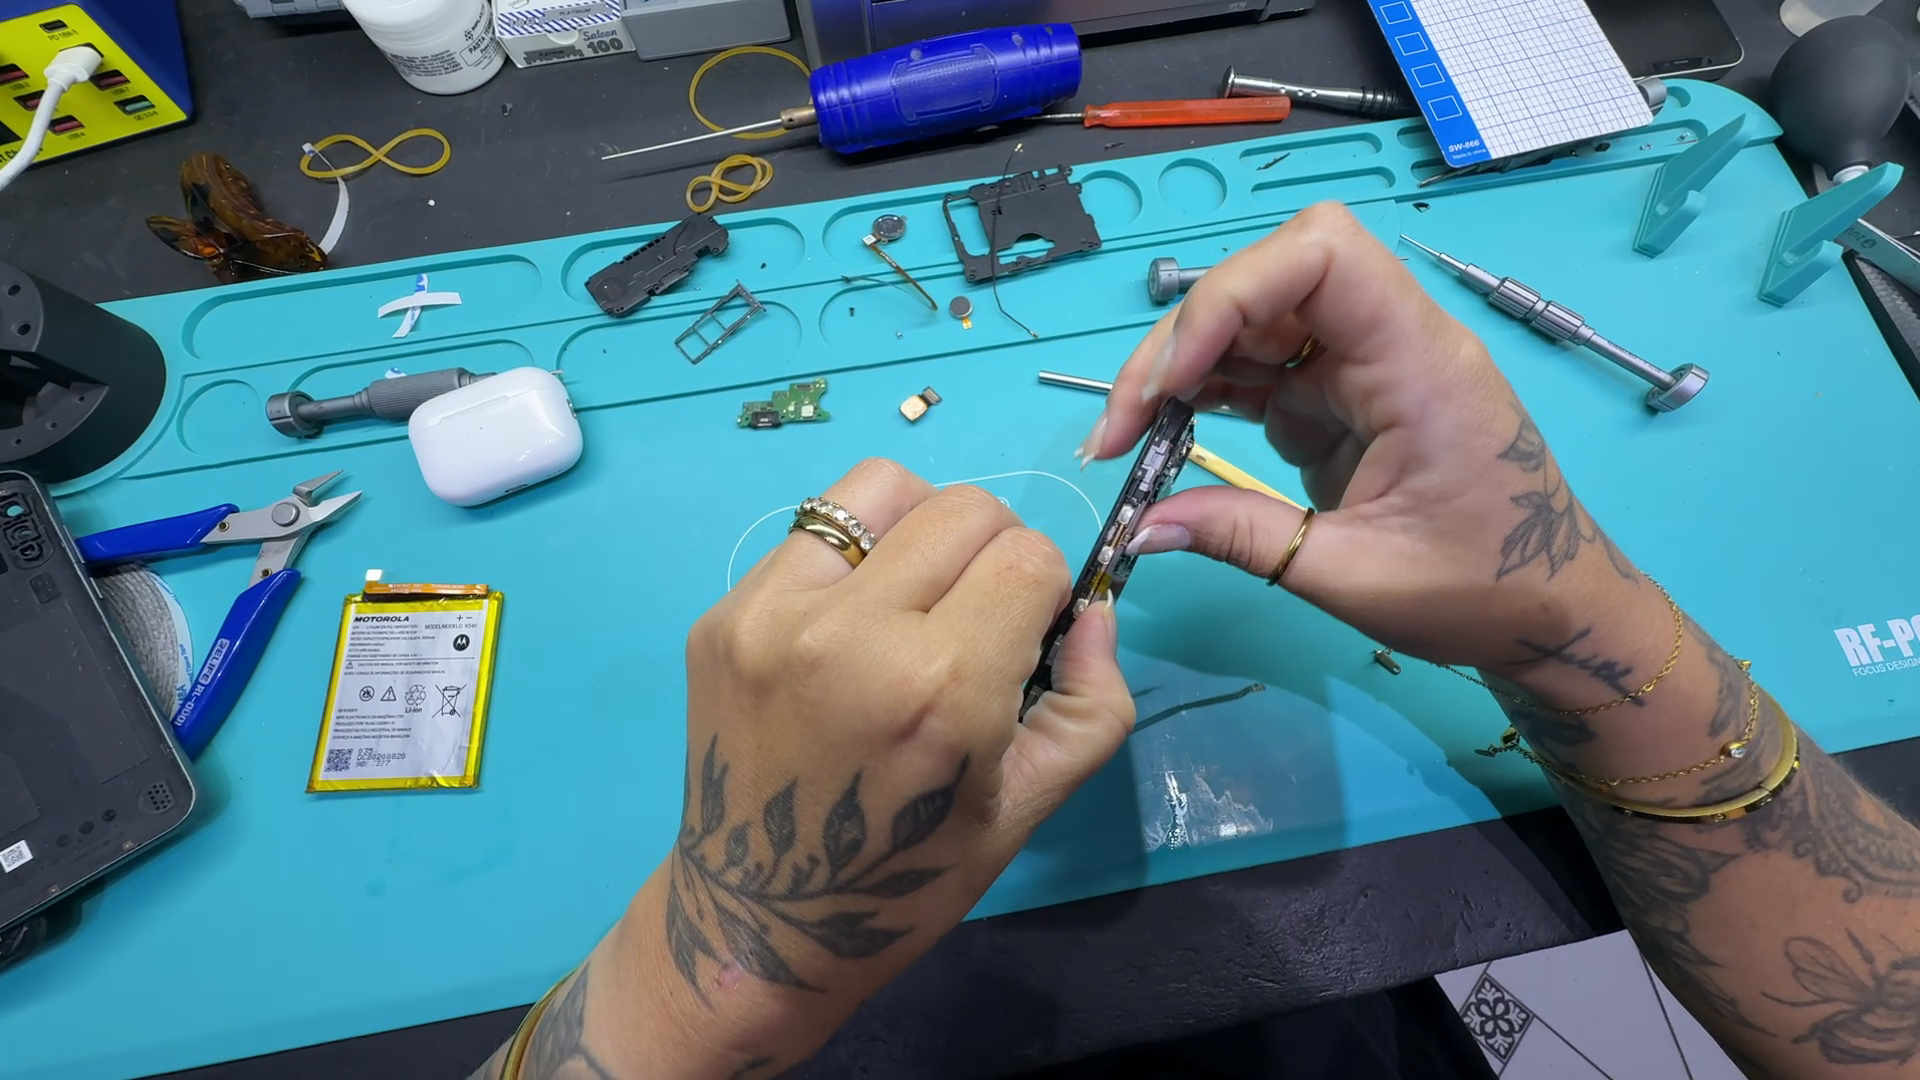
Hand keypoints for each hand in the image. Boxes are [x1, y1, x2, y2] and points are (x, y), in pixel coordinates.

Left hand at [621, 459, 1134, 1076]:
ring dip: (926, 524)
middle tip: (979, 609)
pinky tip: (852, 614)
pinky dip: (859, 550)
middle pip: (966, 507)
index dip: (1047, 587)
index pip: (1029, 558)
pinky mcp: (723, 613)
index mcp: (939, 689)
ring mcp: (771, 614)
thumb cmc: (908, 876)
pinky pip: (816, 527)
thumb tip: (1093, 604)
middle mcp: (850, 633)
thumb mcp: (1032, 802)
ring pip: (885, 486)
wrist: (758, 918)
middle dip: (999, 547)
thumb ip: (1094, 696)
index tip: (1026, 631)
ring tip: (917, 588)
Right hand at [1083, 203, 1654, 680]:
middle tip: (1120, 429)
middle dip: (1178, 345)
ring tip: (1123, 438)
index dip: (1229, 295)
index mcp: (1417, 362)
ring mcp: (1351, 368)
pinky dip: (1196, 397)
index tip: (1171, 383)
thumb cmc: (1477, 589)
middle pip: (1261, 285)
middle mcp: (1382, 343)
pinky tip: (1159, 437)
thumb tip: (1138, 527)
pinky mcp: (1327, 399)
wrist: (1542, 606)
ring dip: (1174, 372)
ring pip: (1243, 326)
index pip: (1319, 256)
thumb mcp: (1353, 574)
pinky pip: (1248, 373)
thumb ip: (1243, 538)